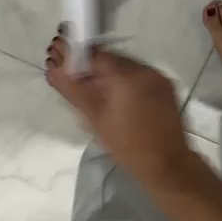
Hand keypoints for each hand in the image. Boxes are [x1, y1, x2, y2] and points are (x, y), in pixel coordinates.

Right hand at [45, 34, 203, 191]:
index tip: (63, 61)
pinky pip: (140, 76)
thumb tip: (53, 70)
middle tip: (74, 76)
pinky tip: (115, 97)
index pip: (97, 54)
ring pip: (126, 67)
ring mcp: (159, 77)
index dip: (77, 56)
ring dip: (108, 74)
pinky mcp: (166, 87)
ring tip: (93, 90)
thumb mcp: (96, 120)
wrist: (167, 165)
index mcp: (128, 75)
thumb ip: (74, 91)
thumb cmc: (128, 146)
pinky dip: (125, 81)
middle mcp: (146, 69)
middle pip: (112, 59)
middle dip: (91, 65)